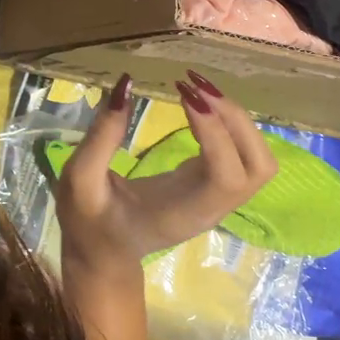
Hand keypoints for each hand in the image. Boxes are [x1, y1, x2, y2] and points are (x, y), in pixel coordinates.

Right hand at [56, 71, 276, 273]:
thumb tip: (125, 85)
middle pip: (259, 166)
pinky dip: (225, 123)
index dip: (215, 131)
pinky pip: (238, 154)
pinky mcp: (208, 185)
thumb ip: (101, 136)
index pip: (227, 174)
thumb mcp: (80, 179)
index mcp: (184, 212)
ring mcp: (216, 198)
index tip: (184, 93)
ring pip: (257, 160)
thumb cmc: (87, 222)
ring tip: (196, 90)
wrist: (100, 254)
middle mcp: (212, 207)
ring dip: (236, 119)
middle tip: (193, 85)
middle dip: (235, 119)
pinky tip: (195, 103)